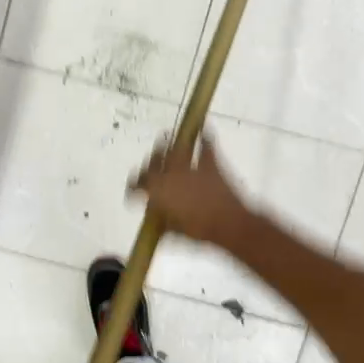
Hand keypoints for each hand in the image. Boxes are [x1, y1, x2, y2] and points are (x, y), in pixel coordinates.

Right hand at [130, 134, 255, 246]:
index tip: (133, 191)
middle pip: (154, 162)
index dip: (133, 186)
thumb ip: (161, 221)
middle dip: (150, 163)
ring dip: (168, 144)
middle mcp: (170, 174)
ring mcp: (191, 166)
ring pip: (173, 149)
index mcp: (157, 190)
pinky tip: (202, 130)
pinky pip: (206, 145)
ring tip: (166, 139)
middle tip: (150, 166)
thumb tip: (156, 217)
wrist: (230, 224)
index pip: (138, 183)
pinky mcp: (211, 164)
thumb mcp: (173, 232)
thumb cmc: (198, 231)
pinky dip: (203, 137)